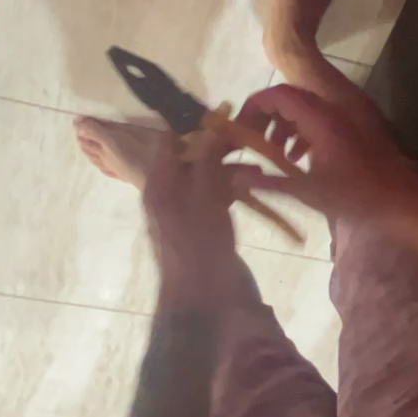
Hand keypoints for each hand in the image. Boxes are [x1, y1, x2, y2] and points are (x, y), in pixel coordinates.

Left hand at [142, 134, 257, 310]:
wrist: (206, 304)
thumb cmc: (200, 248)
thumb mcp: (204, 197)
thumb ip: (206, 160)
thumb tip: (211, 125)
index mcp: (159, 186)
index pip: (170, 141)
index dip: (194, 124)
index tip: (224, 112)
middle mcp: (169, 195)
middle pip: (192, 158)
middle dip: (220, 147)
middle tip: (248, 138)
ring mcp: (188, 212)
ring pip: (208, 177)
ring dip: (232, 170)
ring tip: (258, 169)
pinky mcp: (205, 226)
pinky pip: (218, 196)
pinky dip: (235, 189)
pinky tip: (256, 186)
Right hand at [233, 84, 417, 231]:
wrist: (405, 202)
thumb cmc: (357, 197)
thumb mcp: (308, 191)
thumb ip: (269, 181)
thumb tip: (235, 176)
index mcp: (321, 119)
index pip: (279, 95)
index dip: (255, 107)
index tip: (239, 129)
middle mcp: (333, 112)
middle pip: (291, 99)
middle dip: (267, 117)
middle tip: (251, 140)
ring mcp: (346, 121)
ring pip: (306, 111)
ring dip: (285, 126)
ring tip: (274, 153)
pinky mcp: (354, 132)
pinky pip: (321, 121)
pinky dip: (303, 133)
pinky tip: (298, 161)